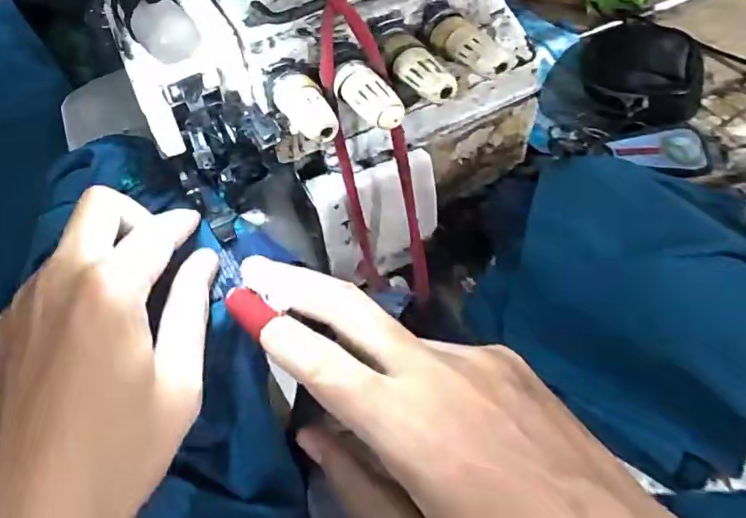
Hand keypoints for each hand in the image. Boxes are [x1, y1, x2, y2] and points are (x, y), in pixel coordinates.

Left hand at [0, 187, 219, 517]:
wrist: (34, 505)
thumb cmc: (119, 450)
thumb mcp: (177, 386)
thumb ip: (190, 308)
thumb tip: (203, 260)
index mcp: (108, 285)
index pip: (153, 231)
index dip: (180, 223)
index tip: (195, 225)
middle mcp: (61, 272)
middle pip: (98, 204)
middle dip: (135, 215)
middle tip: (158, 253)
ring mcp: (28, 292)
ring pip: (72, 238)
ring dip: (104, 247)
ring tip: (129, 295)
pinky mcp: (9, 316)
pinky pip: (50, 273)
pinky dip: (78, 277)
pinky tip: (91, 326)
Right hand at [241, 258, 666, 517]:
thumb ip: (356, 481)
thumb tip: (310, 430)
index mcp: (405, 426)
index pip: (317, 360)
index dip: (271, 326)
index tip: (238, 297)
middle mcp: (433, 371)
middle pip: (346, 305)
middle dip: (294, 281)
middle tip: (255, 265)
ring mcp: (475, 356)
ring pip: (395, 335)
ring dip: (364, 343)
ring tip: (363, 379)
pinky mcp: (507, 358)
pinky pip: (444, 355)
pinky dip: (421, 372)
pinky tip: (446, 413)